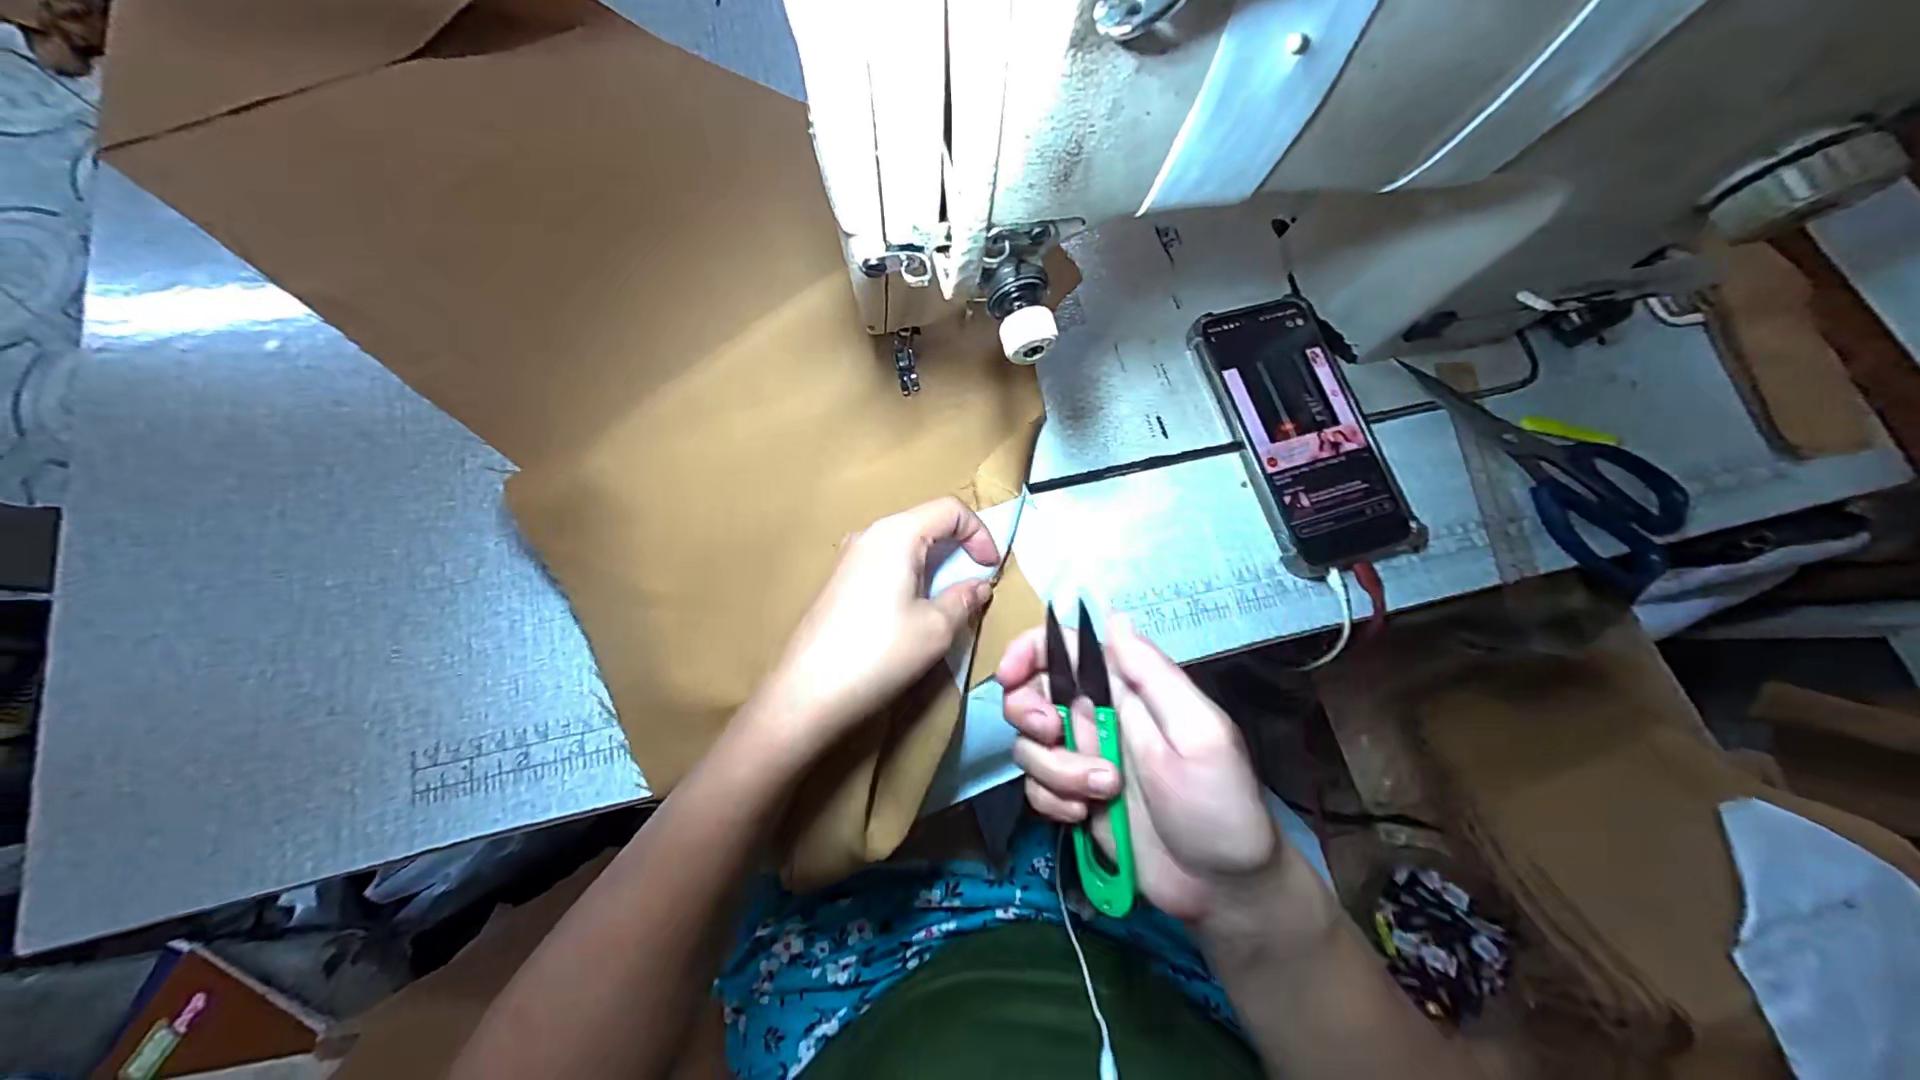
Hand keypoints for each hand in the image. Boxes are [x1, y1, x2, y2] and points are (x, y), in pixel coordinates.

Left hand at [750, 497, 998, 758]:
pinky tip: (911, 613)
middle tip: (974, 585)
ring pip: (905, 546)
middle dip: (958, 549)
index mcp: (896, 533)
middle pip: (926, 524)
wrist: (807, 692)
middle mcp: (869, 534)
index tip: (991, 568)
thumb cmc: (879, 653)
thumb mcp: (936, 628)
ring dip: (935, 566)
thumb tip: (978, 585)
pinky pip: (885, 564)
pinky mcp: (838, 581)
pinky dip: (911, 577)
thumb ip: (964, 598)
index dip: (980, 533)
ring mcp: (849, 557)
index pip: (950, 509)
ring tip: (946, 603)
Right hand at [998, 613, 1278, 919]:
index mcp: (1125, 689)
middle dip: (1030, 713)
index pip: (1064, 648)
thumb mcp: (1199, 733)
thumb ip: (1152, 674)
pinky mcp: (1071, 797)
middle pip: (1031, 693)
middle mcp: (1096, 716)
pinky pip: (1035, 787)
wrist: (1219, 889)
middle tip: (1054, 735)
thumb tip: (1112, 616)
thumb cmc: (1218, 804)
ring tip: (1102, 793)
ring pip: (1029, 745)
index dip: (1028, 651)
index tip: (1009, 675)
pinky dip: (1051, 800)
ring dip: (1055, 769)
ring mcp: (1080, 758)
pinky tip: (1084, 816)